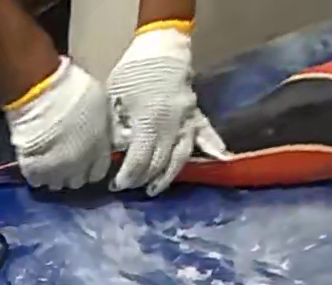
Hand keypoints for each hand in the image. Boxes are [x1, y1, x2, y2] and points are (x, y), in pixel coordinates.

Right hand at [4, 58, 113, 190]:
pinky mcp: (32, 173)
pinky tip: (38, 164)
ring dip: (55, 176)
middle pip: (76, 183)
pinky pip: (37, 182)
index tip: (90, 160)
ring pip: (56, 185)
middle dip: (75, 173)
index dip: (94, 167)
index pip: (98, 172)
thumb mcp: (101, 107)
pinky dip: (38, 176)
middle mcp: (77, 167)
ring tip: (52, 163)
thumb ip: (102, 129)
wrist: (41, 97)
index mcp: (98, 149)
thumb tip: (103, 138)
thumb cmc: (74, 93)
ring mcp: (53, 172)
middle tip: (69, 160)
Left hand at [106, 24, 228, 195]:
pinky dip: (213, 146)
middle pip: (159, 162)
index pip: (138, 162)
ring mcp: (187, 117)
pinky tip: (220, 159)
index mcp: (149, 122)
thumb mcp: (113, 108)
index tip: (114, 185)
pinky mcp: (195, 111)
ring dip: (168, 175)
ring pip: (181, 155)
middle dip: (142, 179)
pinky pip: (206, 132)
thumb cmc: (129, 78)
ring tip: (154, 189)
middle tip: (128, 187)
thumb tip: (111, 161)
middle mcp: (172, 123)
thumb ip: (114, 136)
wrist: (159, 48)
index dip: (125, 178)